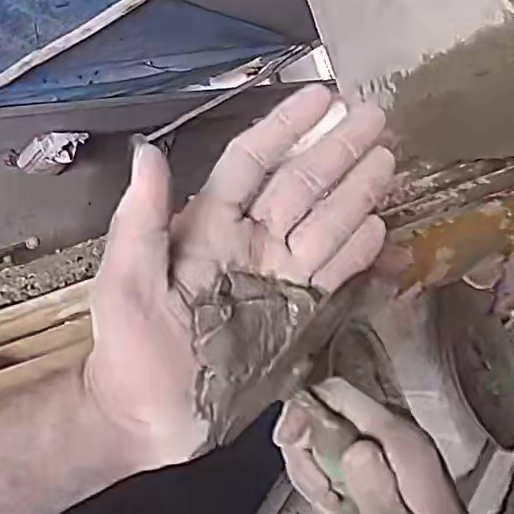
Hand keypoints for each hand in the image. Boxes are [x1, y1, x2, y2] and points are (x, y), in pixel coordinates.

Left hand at [85, 85, 394, 470]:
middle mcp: (246, 244)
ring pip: (322, 225)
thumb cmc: (130, 346)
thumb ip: (141, 220)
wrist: (148, 416)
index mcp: (206, 229)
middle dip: (336, 151)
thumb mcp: (126, 281)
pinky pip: (330, 276)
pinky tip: (379, 228)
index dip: (284, 129)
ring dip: (355, 192)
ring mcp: (274, 279)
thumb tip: (148, 152)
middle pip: (298, 187)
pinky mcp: (294, 316)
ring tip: (387, 159)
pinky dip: (356, 253)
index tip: (320, 97)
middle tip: (375, 116)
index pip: (250, 164)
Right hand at [275, 378, 490, 513]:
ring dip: (310, 463)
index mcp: (400, 440)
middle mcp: (391, 429)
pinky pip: (331, 446)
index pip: (338, 394)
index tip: (290, 445)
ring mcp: (383, 439)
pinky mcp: (375, 453)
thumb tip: (352, 447)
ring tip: (329, 504)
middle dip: (304, 445)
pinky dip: (319, 471)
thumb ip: (376, 490)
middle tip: (317, 491)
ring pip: (321, 427)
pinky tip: (334, 502)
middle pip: (323, 406)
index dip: (303, 409)